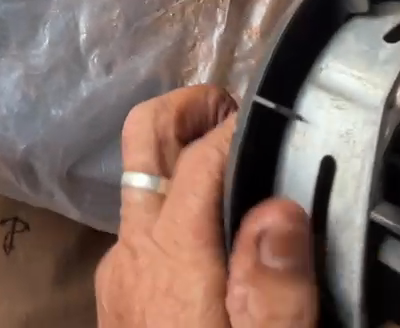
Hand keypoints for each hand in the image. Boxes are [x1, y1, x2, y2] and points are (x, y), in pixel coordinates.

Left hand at [96, 85, 319, 327]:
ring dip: (186, 154)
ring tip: (243, 168)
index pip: (198, 155)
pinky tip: (223, 233)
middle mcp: (133, 248)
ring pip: (145, 176)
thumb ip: (275, 292)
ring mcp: (119, 264)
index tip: (278, 120)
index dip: (238, 126)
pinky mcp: (119, 285)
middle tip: (239, 116)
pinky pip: (146, 218)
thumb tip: (281, 209)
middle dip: (190, 106)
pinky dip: (181, 203)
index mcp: (170, 257)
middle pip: (144, 135)